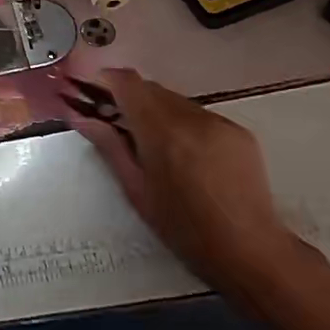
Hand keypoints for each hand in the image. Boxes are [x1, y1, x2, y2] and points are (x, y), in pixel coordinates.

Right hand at [70, 69, 314, 292]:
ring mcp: (219, 122)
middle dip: (130, 99)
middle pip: (152, 89)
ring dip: (157, 112)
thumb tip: (81, 118)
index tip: (92, 92)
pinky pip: (200, 116)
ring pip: (176, 101)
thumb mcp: (137, 190)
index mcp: (162, 132)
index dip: (106, 80)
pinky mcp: (239, 131)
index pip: (129, 83)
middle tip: (115, 123)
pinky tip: (184, 155)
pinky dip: (184, 124)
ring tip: (151, 146)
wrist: (247, 249)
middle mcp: (192, 118)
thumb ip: (109, 146)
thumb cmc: (184, 229)